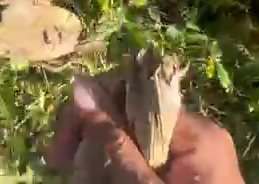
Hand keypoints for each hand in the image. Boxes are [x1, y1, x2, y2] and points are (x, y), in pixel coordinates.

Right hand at [46, 75, 242, 183]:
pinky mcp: (190, 180)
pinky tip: (98, 179)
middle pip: (130, 116)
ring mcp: (196, 160)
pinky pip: (147, 161)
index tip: (63, 142)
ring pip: (134, 139)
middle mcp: (198, 137)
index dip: (92, 110)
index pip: (132, 94)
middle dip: (92, 135)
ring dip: (101, 154)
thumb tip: (79, 85)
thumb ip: (112, 138)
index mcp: (197, 132)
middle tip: (60, 162)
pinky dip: (120, 170)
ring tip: (74, 173)